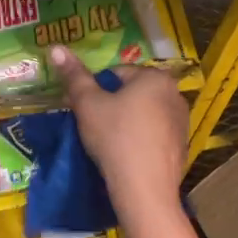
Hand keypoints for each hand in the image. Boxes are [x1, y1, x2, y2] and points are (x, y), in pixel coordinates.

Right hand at [49, 45, 188, 218]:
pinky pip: (154, 134)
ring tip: (108, 142)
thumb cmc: (115, 138)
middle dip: (112, 104)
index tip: (83, 109)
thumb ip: (73, 75)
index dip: (95, 89)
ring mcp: (182, 122)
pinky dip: (140, 139)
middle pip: (132, 92)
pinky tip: (126, 155)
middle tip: (92, 124)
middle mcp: (175, 94)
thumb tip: (55, 47)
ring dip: (127, 121)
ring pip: (144, 113)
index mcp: (155, 77)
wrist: (144, 189)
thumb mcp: (88, 104)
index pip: (116, 73)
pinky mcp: (182, 146)